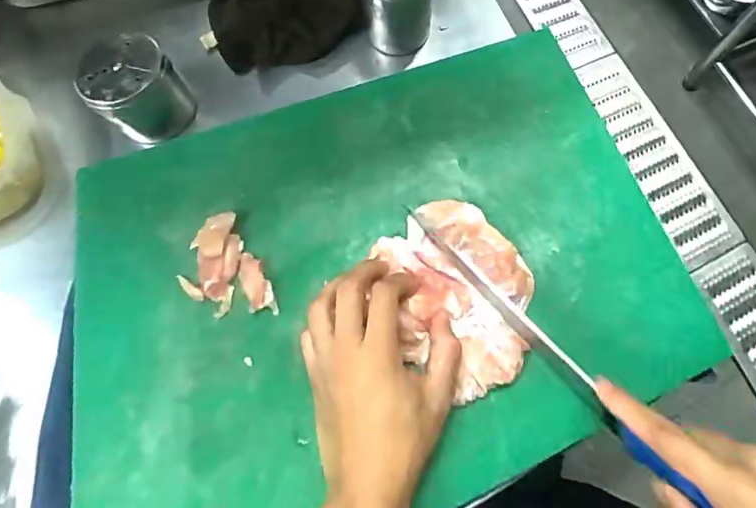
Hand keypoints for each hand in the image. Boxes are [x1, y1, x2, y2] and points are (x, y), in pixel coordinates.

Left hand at [302, 259, 462, 507]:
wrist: (365, 485)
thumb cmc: (405, 441)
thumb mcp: (438, 397)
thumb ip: (447, 351)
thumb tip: (442, 316)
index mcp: (376, 353)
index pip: (383, 295)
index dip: (401, 281)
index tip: (416, 286)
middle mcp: (344, 351)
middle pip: (346, 290)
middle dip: (367, 270)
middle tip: (385, 269)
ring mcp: (323, 364)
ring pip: (318, 307)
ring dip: (339, 286)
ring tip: (358, 284)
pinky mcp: (313, 378)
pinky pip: (309, 334)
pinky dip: (323, 316)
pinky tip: (340, 319)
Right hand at [596, 378, 755, 507]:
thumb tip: (665, 485)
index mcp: (735, 479)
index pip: (670, 439)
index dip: (632, 412)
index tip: (603, 384)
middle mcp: (751, 458)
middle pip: (690, 442)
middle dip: (669, 456)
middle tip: (664, 489)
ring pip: (712, 451)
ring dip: (696, 469)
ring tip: (698, 501)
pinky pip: (735, 461)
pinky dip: (719, 475)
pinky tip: (725, 501)